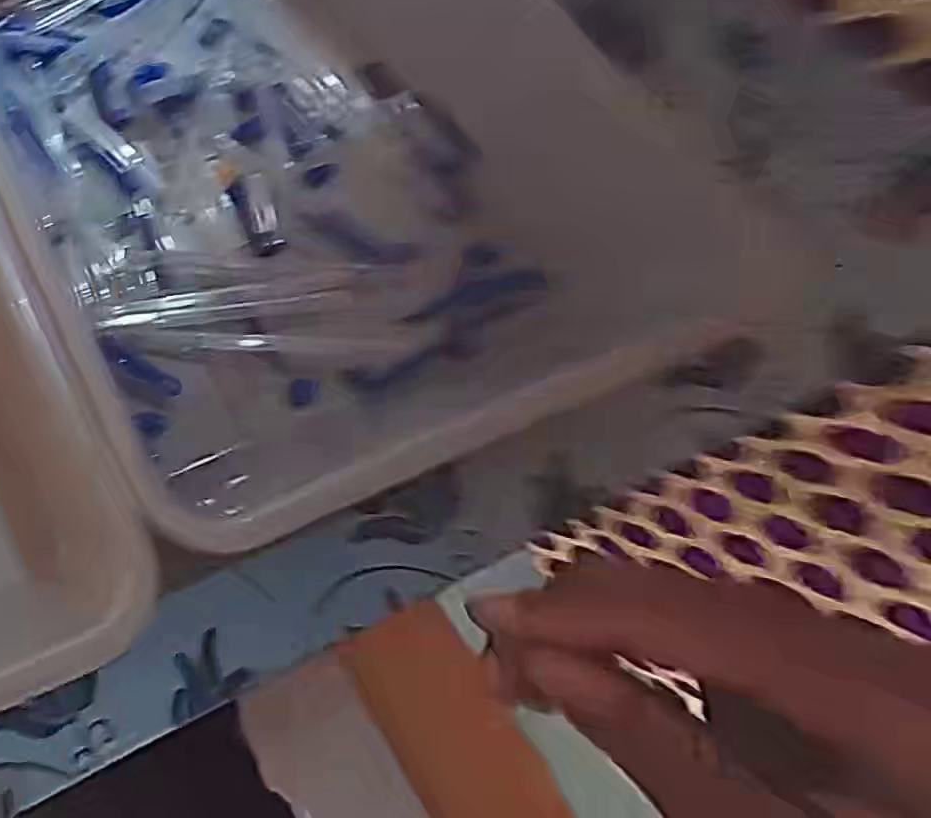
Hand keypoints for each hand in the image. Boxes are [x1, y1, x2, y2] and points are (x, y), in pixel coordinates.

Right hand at [474, 559, 930, 817]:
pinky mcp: (821, 656)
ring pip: (677, 598)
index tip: (481, 617)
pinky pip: (704, 620)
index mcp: (863, 690)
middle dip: (565, 614)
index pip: (678, 616)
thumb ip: (664, 752)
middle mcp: (851, 642)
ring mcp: (841, 644)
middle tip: (500, 668)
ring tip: (535, 671)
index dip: (570, 609)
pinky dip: (633, 634)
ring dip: (588, 622)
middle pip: (669, 593)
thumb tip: (540, 662)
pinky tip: (603, 670)